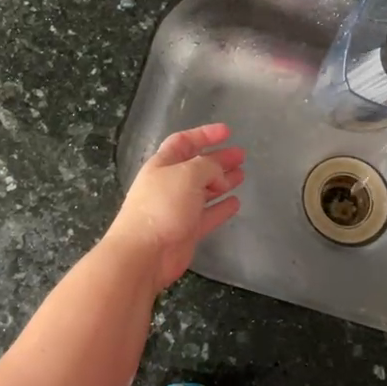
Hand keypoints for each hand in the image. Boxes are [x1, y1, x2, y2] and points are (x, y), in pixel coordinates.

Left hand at [103, 124, 244, 291]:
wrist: (144, 253)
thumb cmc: (162, 205)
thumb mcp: (187, 174)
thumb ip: (208, 167)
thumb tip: (218, 175)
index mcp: (162, 164)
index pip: (183, 142)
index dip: (204, 134)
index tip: (227, 132)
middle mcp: (169, 184)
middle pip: (197, 166)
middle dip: (218, 159)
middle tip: (241, 155)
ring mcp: (178, 209)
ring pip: (204, 190)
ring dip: (222, 181)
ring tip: (242, 174)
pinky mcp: (187, 232)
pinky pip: (208, 215)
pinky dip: (221, 208)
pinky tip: (235, 202)